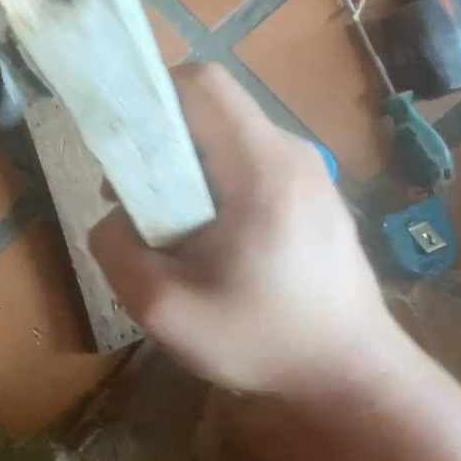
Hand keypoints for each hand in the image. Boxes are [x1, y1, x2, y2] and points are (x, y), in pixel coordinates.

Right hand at [89, 63, 403, 395]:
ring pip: (221, 142)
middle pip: (207, 112)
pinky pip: (240, 168)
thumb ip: (116, 248)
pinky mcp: (306, 197)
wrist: (346, 375)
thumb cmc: (257, 339)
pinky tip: (196, 244)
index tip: (114, 145)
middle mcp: (290, 156)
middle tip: (126, 203)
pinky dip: (203, 189)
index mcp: (260, 170)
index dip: (147, 97)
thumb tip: (114, 217)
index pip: (202, 85)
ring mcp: (304, 175)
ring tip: (159, 232)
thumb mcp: (159, 306)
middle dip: (153, 146)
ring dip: (175, 173)